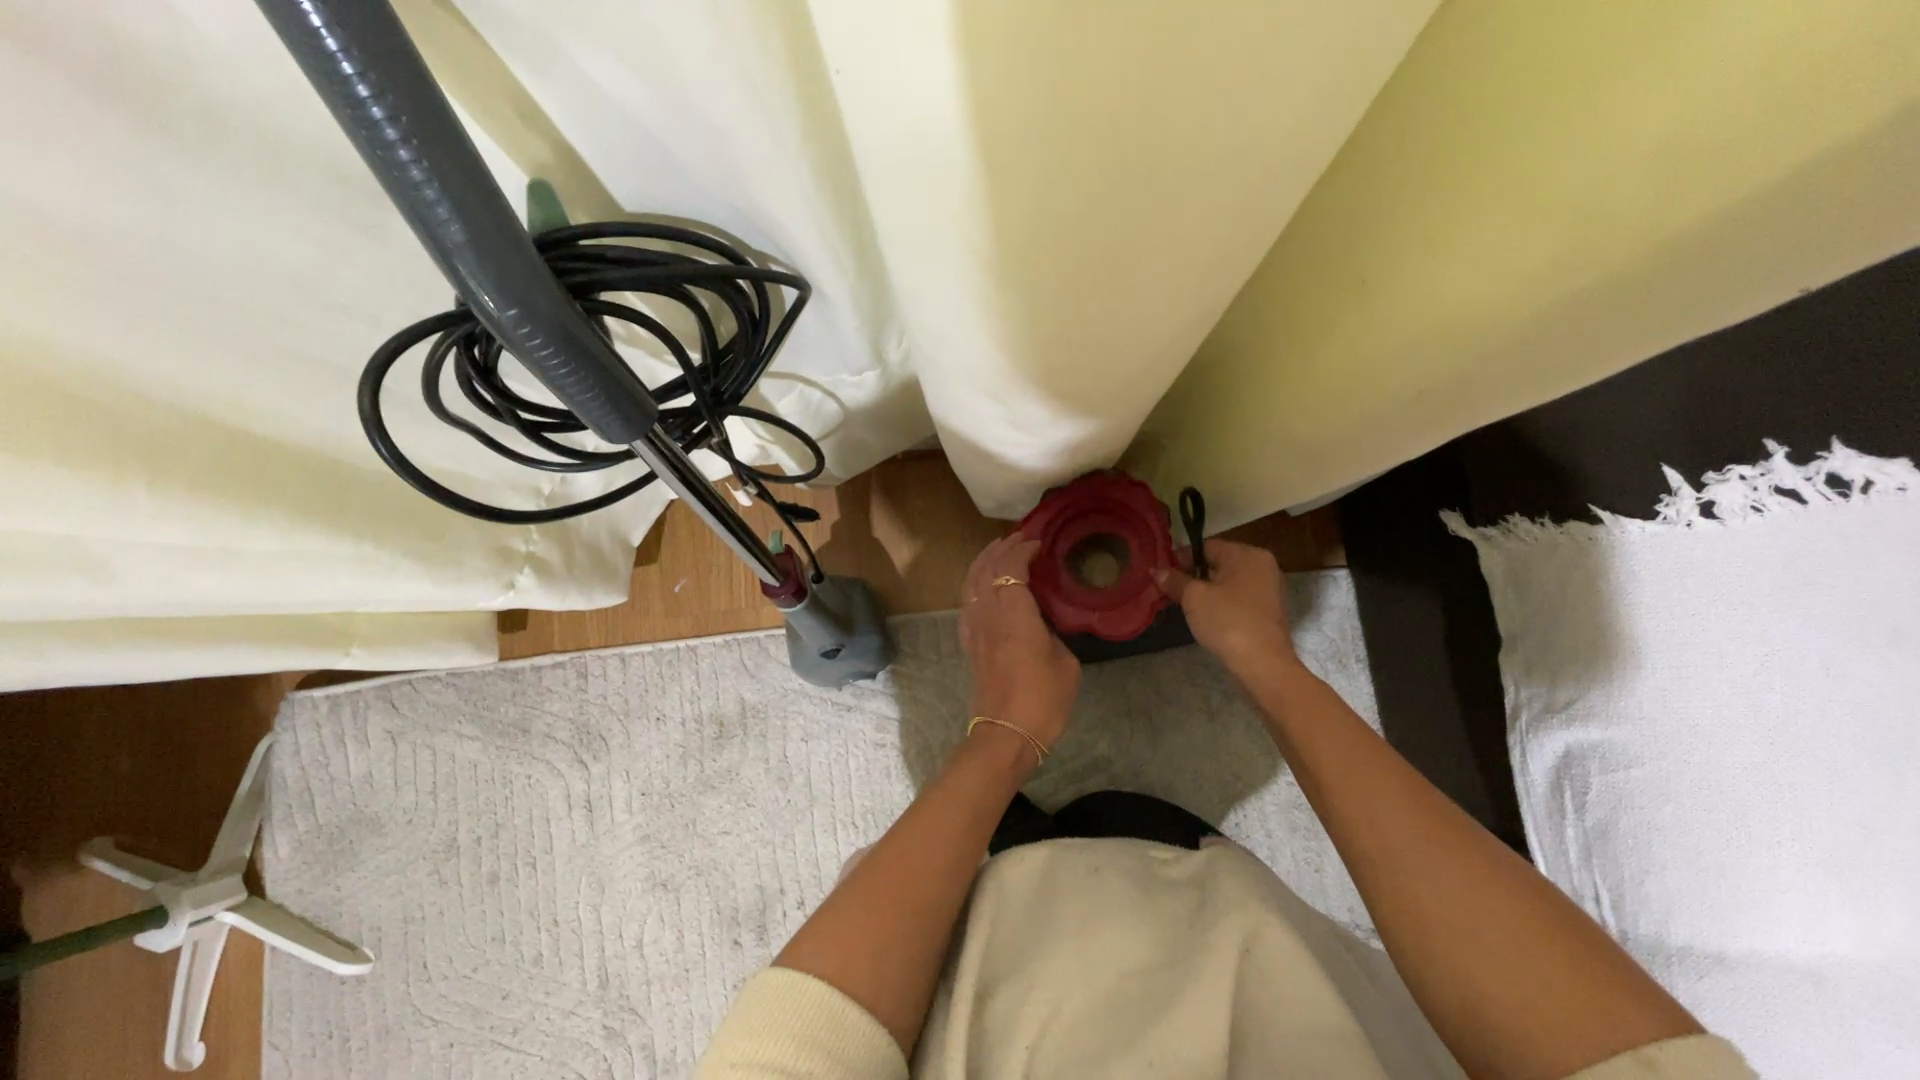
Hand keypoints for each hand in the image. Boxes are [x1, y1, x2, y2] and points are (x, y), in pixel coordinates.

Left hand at [958, 533, 1080, 753]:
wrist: (1006, 733)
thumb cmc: (1043, 699)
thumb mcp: (1066, 663)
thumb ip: (1054, 635)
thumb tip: (1043, 627)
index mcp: (1014, 614)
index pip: (1011, 567)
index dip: (1022, 550)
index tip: (1037, 542)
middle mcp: (988, 614)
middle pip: (986, 569)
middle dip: (1000, 549)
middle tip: (1017, 538)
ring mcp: (974, 629)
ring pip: (971, 583)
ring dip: (983, 563)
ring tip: (997, 552)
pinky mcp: (969, 645)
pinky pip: (968, 602)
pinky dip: (976, 584)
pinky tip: (985, 587)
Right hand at [1154, 539, 1295, 671]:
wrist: (1262, 663)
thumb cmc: (1227, 621)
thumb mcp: (1194, 597)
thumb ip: (1174, 580)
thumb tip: (1156, 570)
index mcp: (1247, 554)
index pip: (1206, 546)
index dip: (1180, 558)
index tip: (1161, 574)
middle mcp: (1262, 565)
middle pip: (1218, 563)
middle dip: (1192, 576)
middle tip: (1168, 591)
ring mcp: (1268, 589)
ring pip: (1227, 583)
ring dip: (1205, 591)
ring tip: (1183, 605)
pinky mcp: (1268, 611)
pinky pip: (1237, 599)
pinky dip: (1220, 604)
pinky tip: (1205, 617)